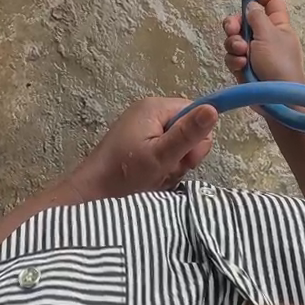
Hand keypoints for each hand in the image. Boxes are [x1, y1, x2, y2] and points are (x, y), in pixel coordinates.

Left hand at [67, 97, 217, 199]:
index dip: (196, 137)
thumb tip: (214, 109)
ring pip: (178, 146)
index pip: (195, 112)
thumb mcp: (161, 156)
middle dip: (184, 155)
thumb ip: (188, 134)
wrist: (90, 196)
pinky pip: (165, 154)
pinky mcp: (139, 145)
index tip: (185, 158)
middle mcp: (150, 113)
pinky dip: (162, 169)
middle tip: (166, 170)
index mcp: (154, 107)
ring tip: (156, 177)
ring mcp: (143, 129)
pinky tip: (150, 180)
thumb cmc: (124, 175)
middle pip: (188, 130)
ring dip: (173, 165)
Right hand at [223, 0, 304, 84]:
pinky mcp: (244, 66)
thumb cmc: (279, 63)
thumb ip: (257, 17)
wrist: (278, 99)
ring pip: (234, 38)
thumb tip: (251, 6)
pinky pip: (232, 56)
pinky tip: (241, 66)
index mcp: (278, 24)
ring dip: (234, 44)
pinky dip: (234, 60)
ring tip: (242, 53)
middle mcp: (265, 35)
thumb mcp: (269, 35)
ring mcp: (254, 51)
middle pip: (243, 19)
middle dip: (234, 23)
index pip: (270, 1)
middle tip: (232, 30)